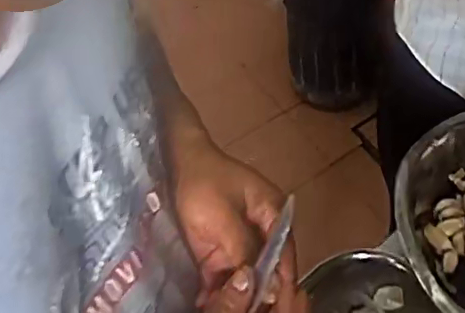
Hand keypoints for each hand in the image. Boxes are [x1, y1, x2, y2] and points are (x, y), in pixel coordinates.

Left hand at [171, 132, 306, 312]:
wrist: (178, 166)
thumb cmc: (206, 183)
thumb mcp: (225, 217)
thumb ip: (245, 250)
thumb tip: (266, 285)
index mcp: (274, 215)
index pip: (285, 257)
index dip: (282, 286)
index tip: (275, 309)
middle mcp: (262, 231)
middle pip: (267, 271)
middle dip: (258, 297)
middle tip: (244, 312)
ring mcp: (241, 243)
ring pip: (246, 280)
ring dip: (237, 300)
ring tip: (225, 310)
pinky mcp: (222, 253)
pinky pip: (226, 280)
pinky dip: (218, 296)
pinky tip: (207, 305)